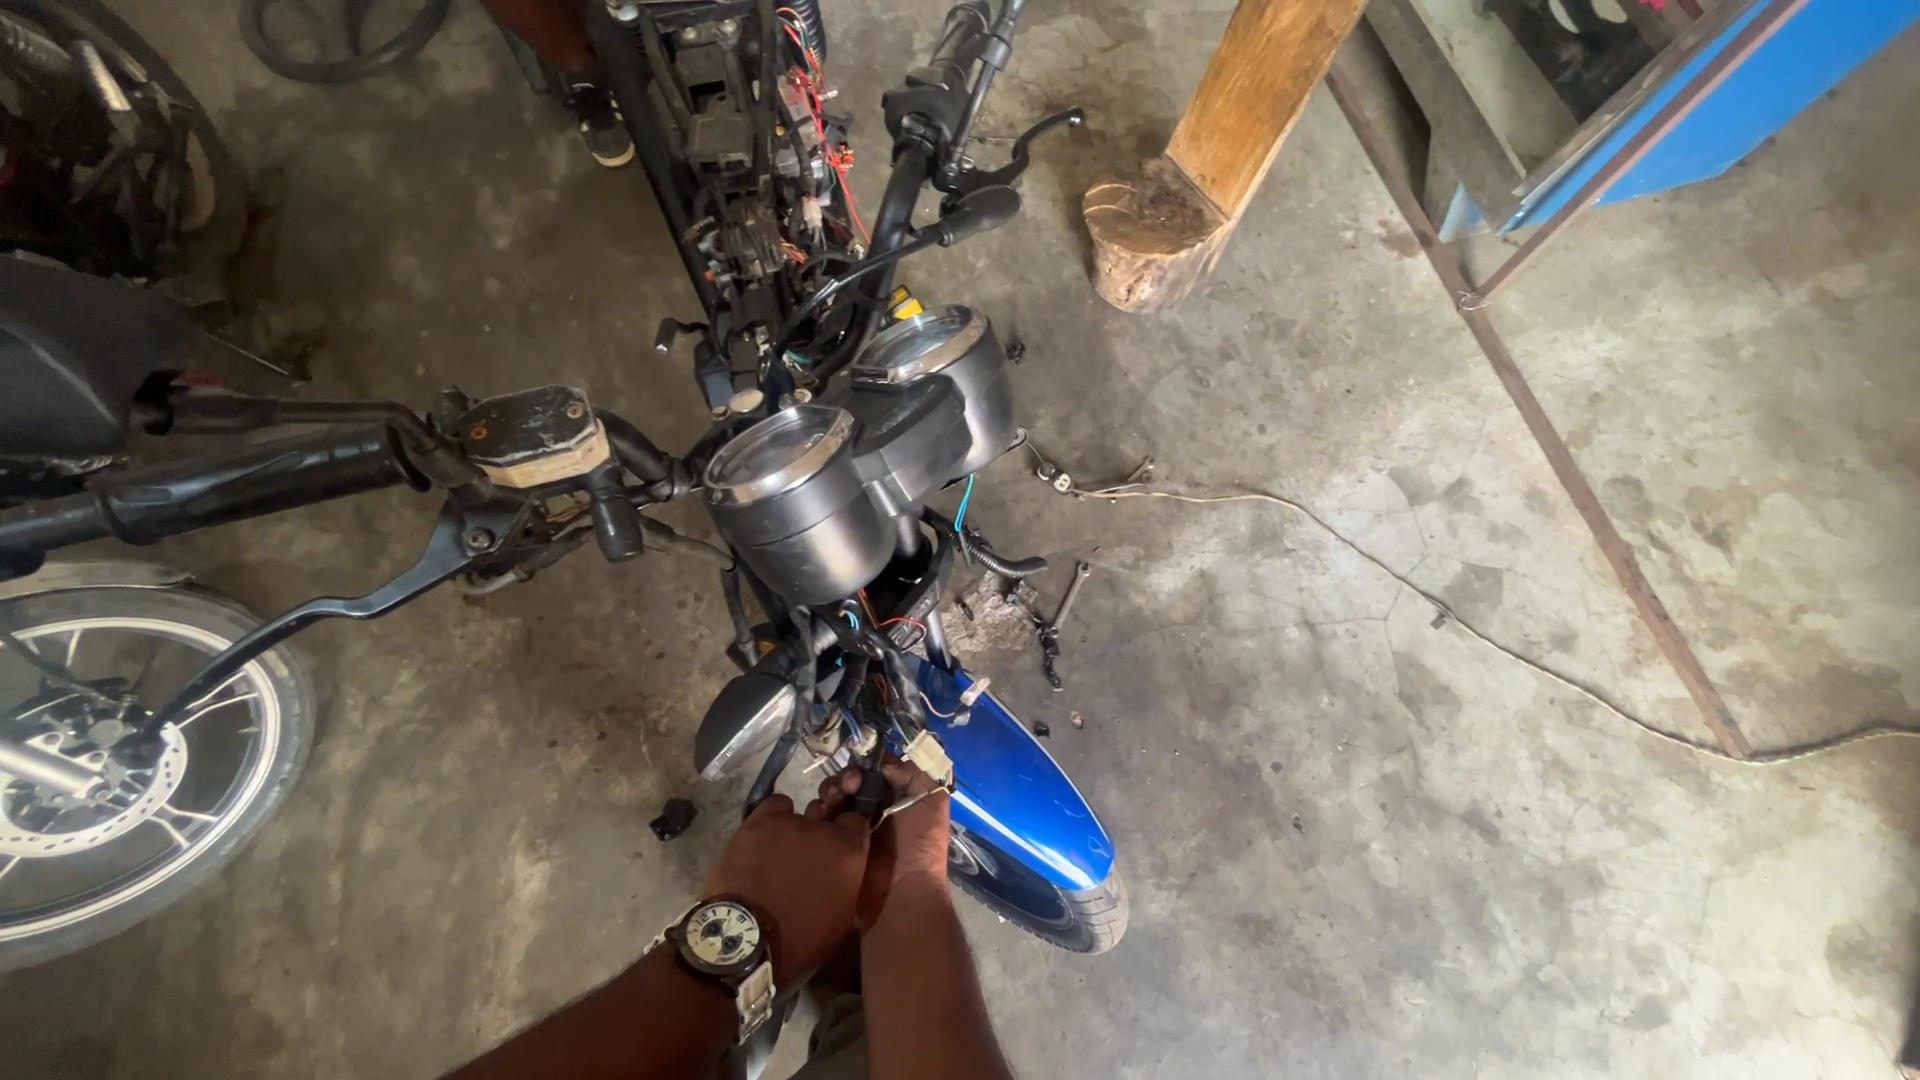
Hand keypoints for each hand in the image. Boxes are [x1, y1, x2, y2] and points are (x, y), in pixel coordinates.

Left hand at [699, 792, 867, 987]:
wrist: (742, 942)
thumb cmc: (798, 942)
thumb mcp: (841, 922)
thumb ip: (850, 886)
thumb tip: (848, 876)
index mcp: (849, 851)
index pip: (858, 821)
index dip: (849, 834)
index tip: (840, 850)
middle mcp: (824, 828)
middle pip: (830, 814)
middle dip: (823, 830)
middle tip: (809, 856)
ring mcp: (790, 821)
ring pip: (801, 812)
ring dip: (797, 830)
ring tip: (780, 854)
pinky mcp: (759, 822)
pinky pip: (775, 805)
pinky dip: (774, 818)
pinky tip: (766, 837)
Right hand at [819, 760, 950, 927]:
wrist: (901, 892)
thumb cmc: (920, 844)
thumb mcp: (932, 800)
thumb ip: (913, 773)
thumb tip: (883, 763)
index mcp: (895, 798)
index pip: (872, 771)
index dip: (864, 766)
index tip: (860, 773)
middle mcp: (871, 810)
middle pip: (847, 783)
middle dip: (842, 780)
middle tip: (845, 789)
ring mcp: (849, 829)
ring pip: (830, 799)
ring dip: (828, 795)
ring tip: (831, 806)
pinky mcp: (832, 847)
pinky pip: (817, 823)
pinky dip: (816, 816)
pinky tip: (821, 820)